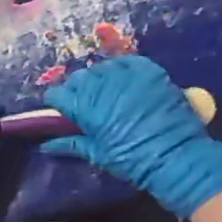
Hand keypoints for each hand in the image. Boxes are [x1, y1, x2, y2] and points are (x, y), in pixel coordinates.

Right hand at [41, 56, 221, 218]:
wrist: (176, 156)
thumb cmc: (131, 160)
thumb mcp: (97, 154)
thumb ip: (70, 144)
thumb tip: (45, 146)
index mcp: (85, 108)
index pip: (57, 94)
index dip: (58, 102)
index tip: (64, 111)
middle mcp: (101, 86)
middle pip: (78, 78)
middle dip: (78, 90)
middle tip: (87, 104)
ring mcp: (126, 76)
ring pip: (101, 68)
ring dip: (100, 79)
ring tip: (107, 91)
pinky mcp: (149, 72)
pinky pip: (128, 62)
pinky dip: (123, 69)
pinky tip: (125, 81)